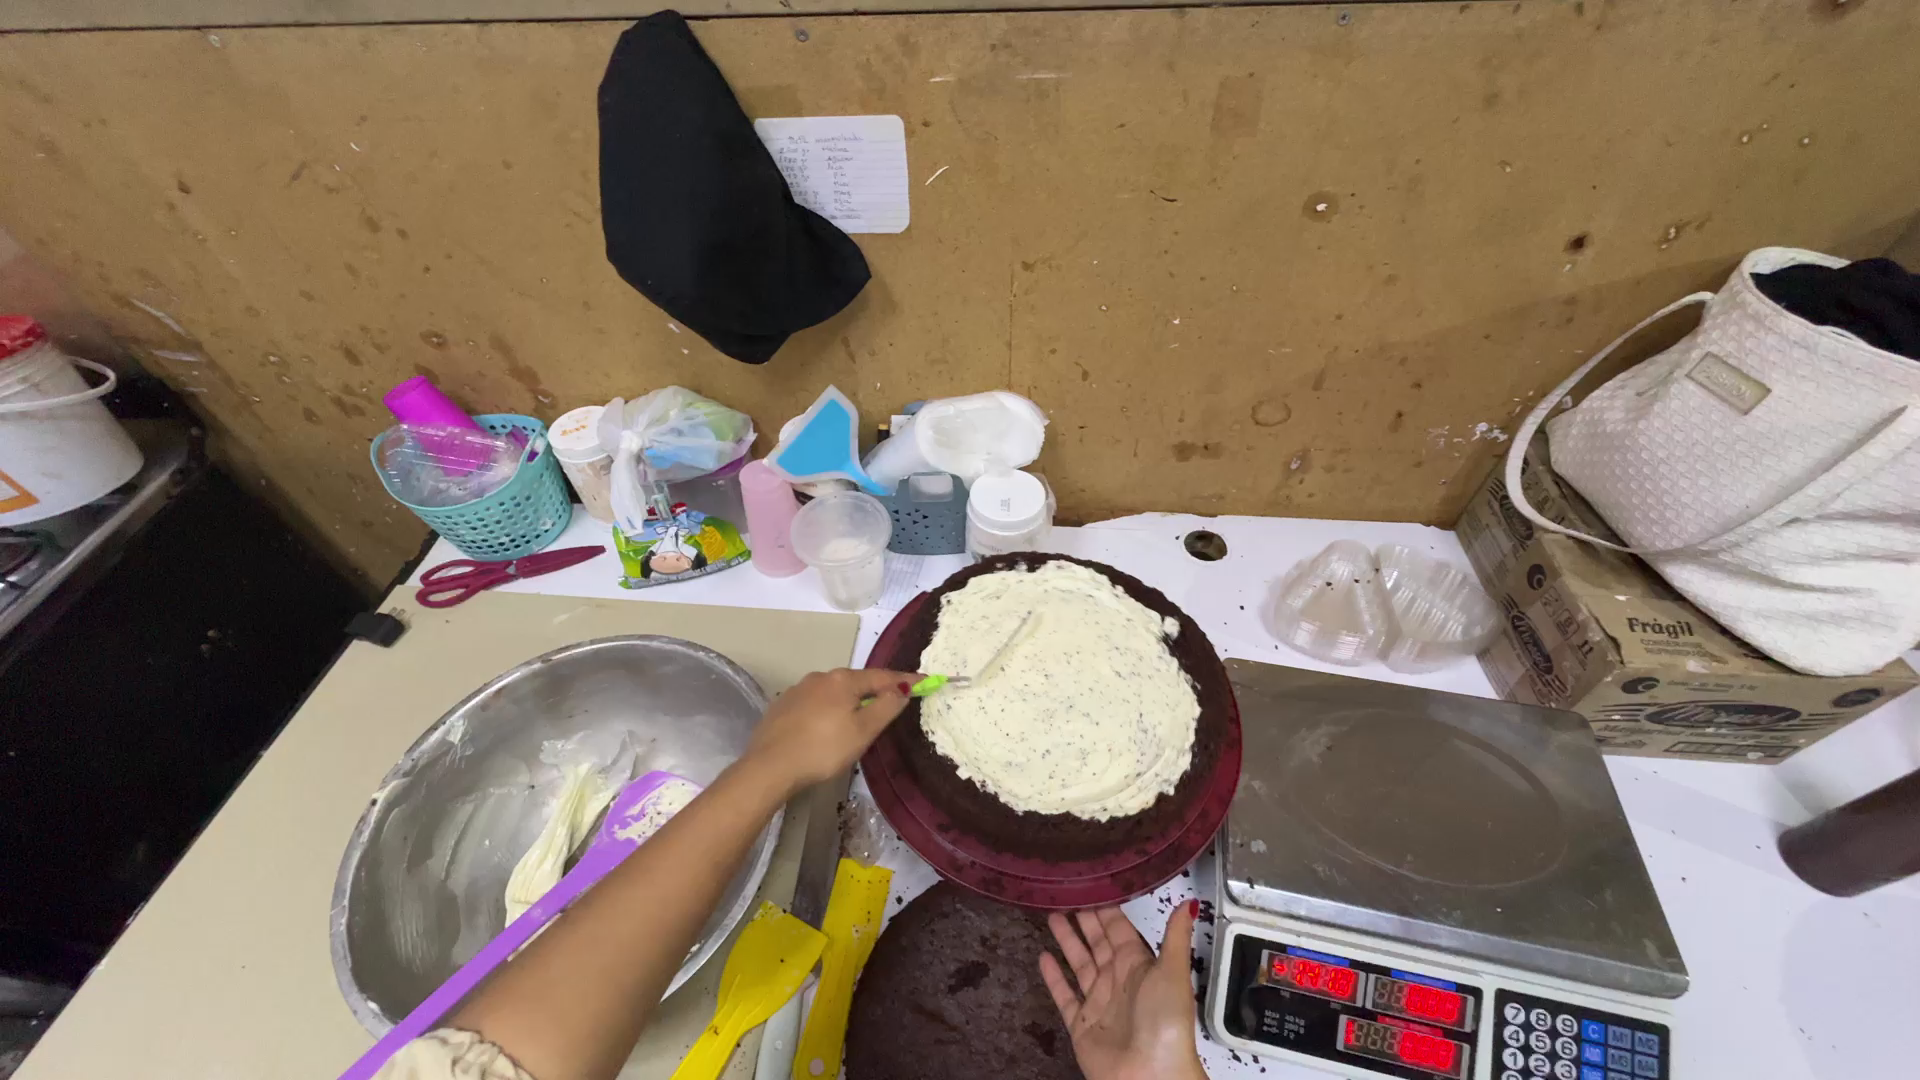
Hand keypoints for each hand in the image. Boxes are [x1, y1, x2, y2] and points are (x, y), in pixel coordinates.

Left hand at [743, 668, 917, 795]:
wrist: (769, 766)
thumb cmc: (823, 749)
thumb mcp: (863, 731)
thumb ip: (886, 706)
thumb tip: (903, 688)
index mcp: (843, 680)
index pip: (882, 676)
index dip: (906, 679)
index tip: (926, 680)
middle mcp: (821, 677)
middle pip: (856, 681)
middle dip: (875, 689)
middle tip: (892, 701)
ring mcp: (798, 690)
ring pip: (834, 691)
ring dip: (849, 700)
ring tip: (857, 718)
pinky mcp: (783, 706)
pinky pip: (815, 702)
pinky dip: (828, 709)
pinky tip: (826, 726)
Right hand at [1040, 903, 1205, 1079]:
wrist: (1151, 1078)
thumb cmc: (1164, 1022)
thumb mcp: (1174, 973)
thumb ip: (1176, 936)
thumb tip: (1189, 902)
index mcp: (1138, 965)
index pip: (1118, 929)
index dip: (1104, 908)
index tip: (1089, 883)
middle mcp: (1116, 979)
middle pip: (1096, 942)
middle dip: (1083, 919)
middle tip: (1065, 893)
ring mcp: (1098, 1002)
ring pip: (1078, 963)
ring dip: (1066, 940)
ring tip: (1051, 915)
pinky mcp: (1081, 1025)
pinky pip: (1065, 996)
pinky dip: (1053, 978)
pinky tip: (1042, 957)